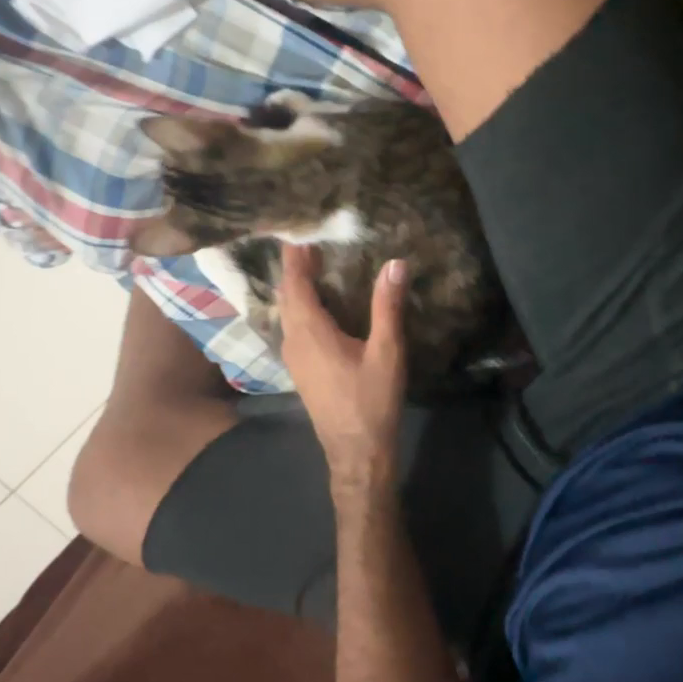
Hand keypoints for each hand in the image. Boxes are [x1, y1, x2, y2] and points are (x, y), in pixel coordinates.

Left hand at [277, 244, 409, 495]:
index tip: (298, 230)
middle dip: (295, 268)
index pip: (296, 284)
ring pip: (289, 312)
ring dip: (297, 287)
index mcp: (310, 332)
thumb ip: (387, 307)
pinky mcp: (301, 369)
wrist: (356, 451)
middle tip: (309, 240)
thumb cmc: (371, 400)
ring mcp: (294, 357)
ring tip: (314, 264)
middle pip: (288, 296)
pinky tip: (321, 304)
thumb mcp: (387, 352)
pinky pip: (295, 326)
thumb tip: (394, 264)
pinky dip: (303, 306)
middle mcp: (294, 341)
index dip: (296, 257)